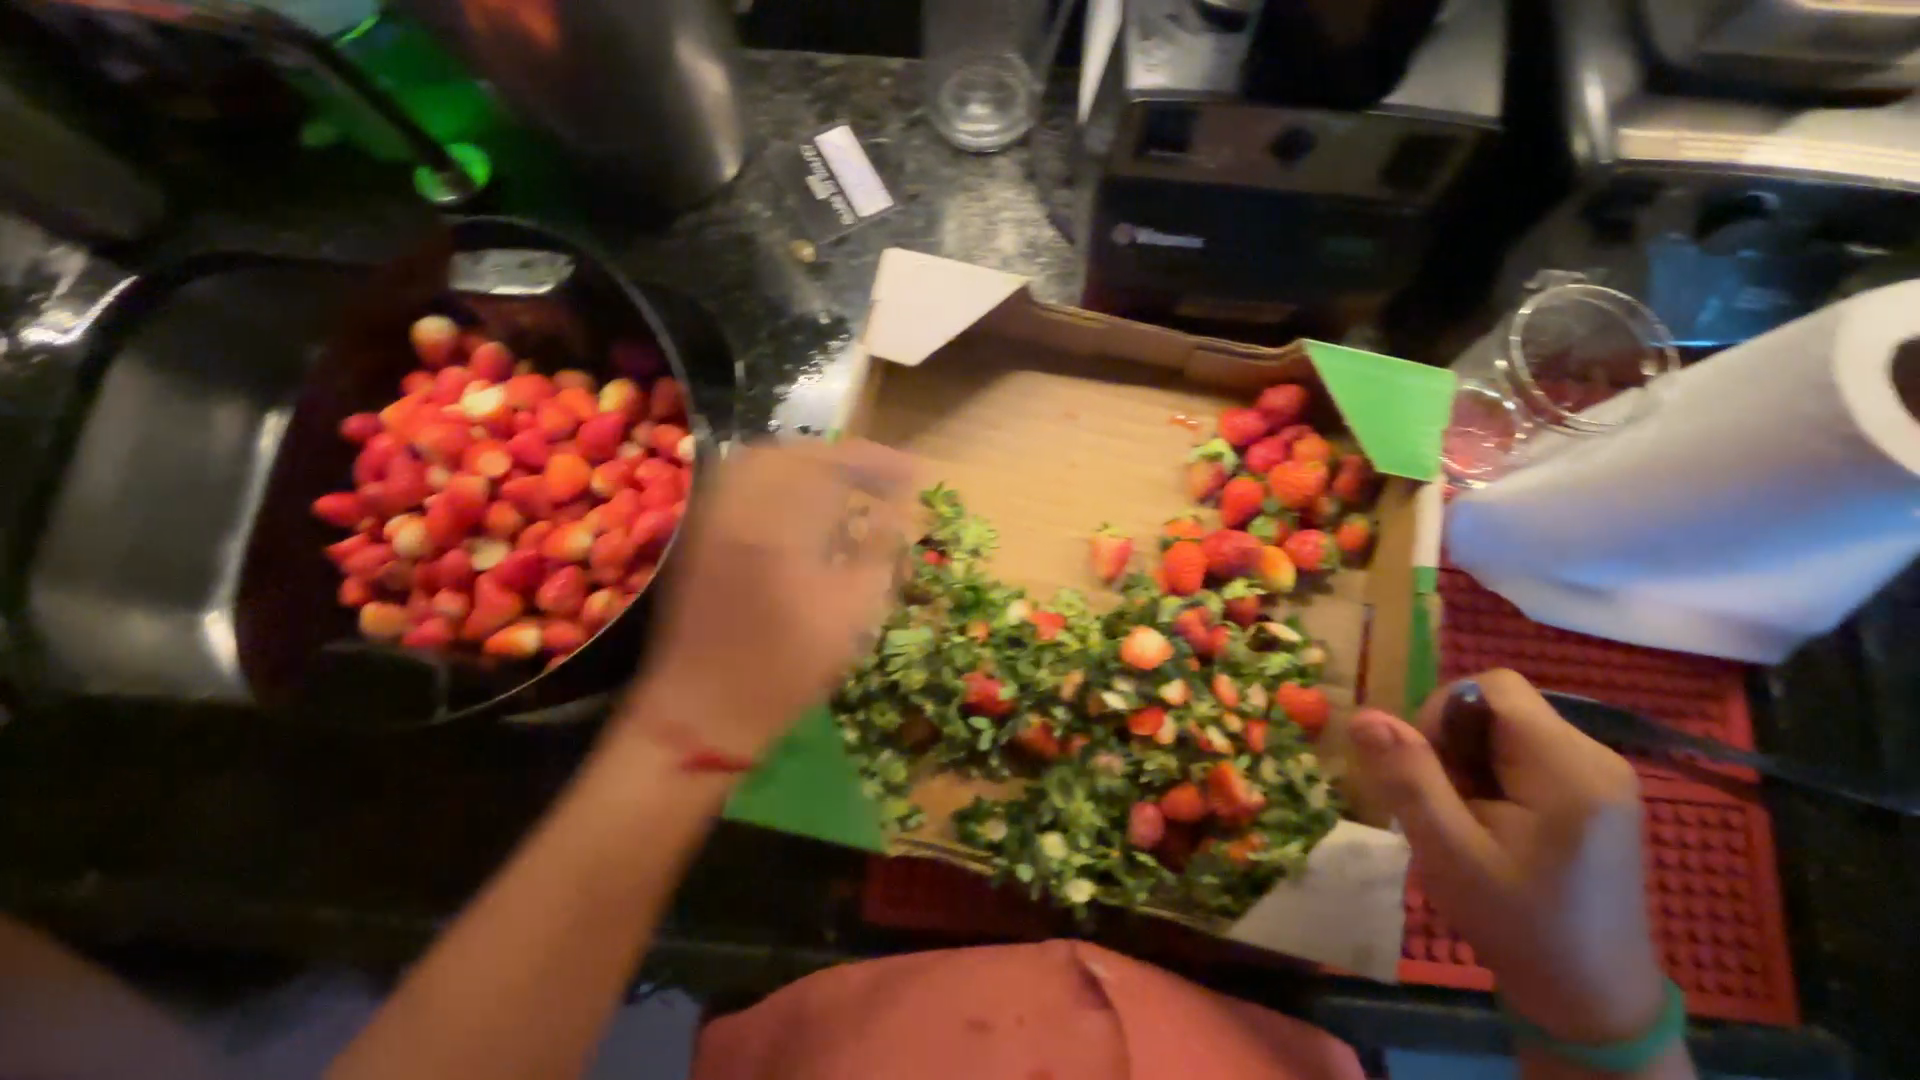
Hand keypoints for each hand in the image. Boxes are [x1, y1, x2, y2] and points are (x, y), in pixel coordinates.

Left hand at [622, 438, 914, 760]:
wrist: (701, 712)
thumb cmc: (784, 671)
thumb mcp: (851, 616)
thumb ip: (879, 553)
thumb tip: (901, 514)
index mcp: (778, 522)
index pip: (833, 464)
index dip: (878, 462)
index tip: (913, 474)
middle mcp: (739, 506)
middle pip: (792, 452)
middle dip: (841, 457)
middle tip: (879, 477)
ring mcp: (713, 519)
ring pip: (762, 465)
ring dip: (809, 466)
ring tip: (847, 488)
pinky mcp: (701, 537)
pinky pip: (743, 487)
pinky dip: (781, 484)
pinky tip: (805, 512)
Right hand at [1348, 670, 1666, 1044]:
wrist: (1590, 994)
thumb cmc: (1516, 923)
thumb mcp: (1448, 852)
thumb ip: (1408, 777)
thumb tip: (1363, 715)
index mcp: (1568, 769)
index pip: (1491, 687)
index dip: (1442, 713)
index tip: (1429, 773)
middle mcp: (1598, 757)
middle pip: (1501, 704)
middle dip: (1455, 741)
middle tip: (1446, 804)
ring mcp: (1604, 774)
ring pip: (1510, 726)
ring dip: (1471, 759)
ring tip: (1469, 819)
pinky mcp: (1599, 791)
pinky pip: (1529, 750)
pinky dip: (1496, 773)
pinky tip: (1493, 822)